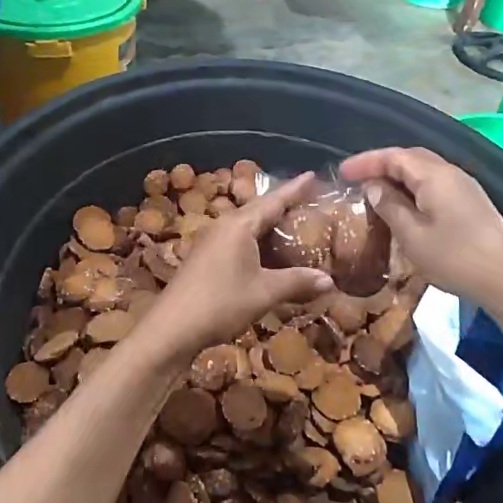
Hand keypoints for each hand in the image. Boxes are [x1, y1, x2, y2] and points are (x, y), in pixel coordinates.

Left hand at [136, 173, 333, 359]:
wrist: (172, 328)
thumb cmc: (221, 303)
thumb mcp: (264, 292)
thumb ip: (298, 282)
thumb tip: (330, 280)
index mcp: (239, 225)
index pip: (273, 200)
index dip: (295, 189)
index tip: (313, 174)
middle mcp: (224, 226)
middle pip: (259, 210)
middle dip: (284, 207)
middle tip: (311, 203)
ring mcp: (212, 241)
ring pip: (248, 227)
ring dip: (271, 227)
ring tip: (296, 227)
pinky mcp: (206, 258)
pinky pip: (238, 241)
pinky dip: (258, 243)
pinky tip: (270, 255)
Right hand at [340, 147, 502, 306]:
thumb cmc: (456, 258)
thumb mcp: (412, 236)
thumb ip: (390, 206)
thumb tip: (374, 186)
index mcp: (434, 175)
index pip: (393, 156)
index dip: (365, 161)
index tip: (341, 172)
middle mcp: (450, 173)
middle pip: (411, 158)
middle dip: (381, 164)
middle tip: (356, 179)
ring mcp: (464, 188)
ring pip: (424, 171)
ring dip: (397, 177)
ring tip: (375, 192)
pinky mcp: (471, 204)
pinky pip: (434, 185)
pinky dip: (413, 188)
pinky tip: (404, 206)